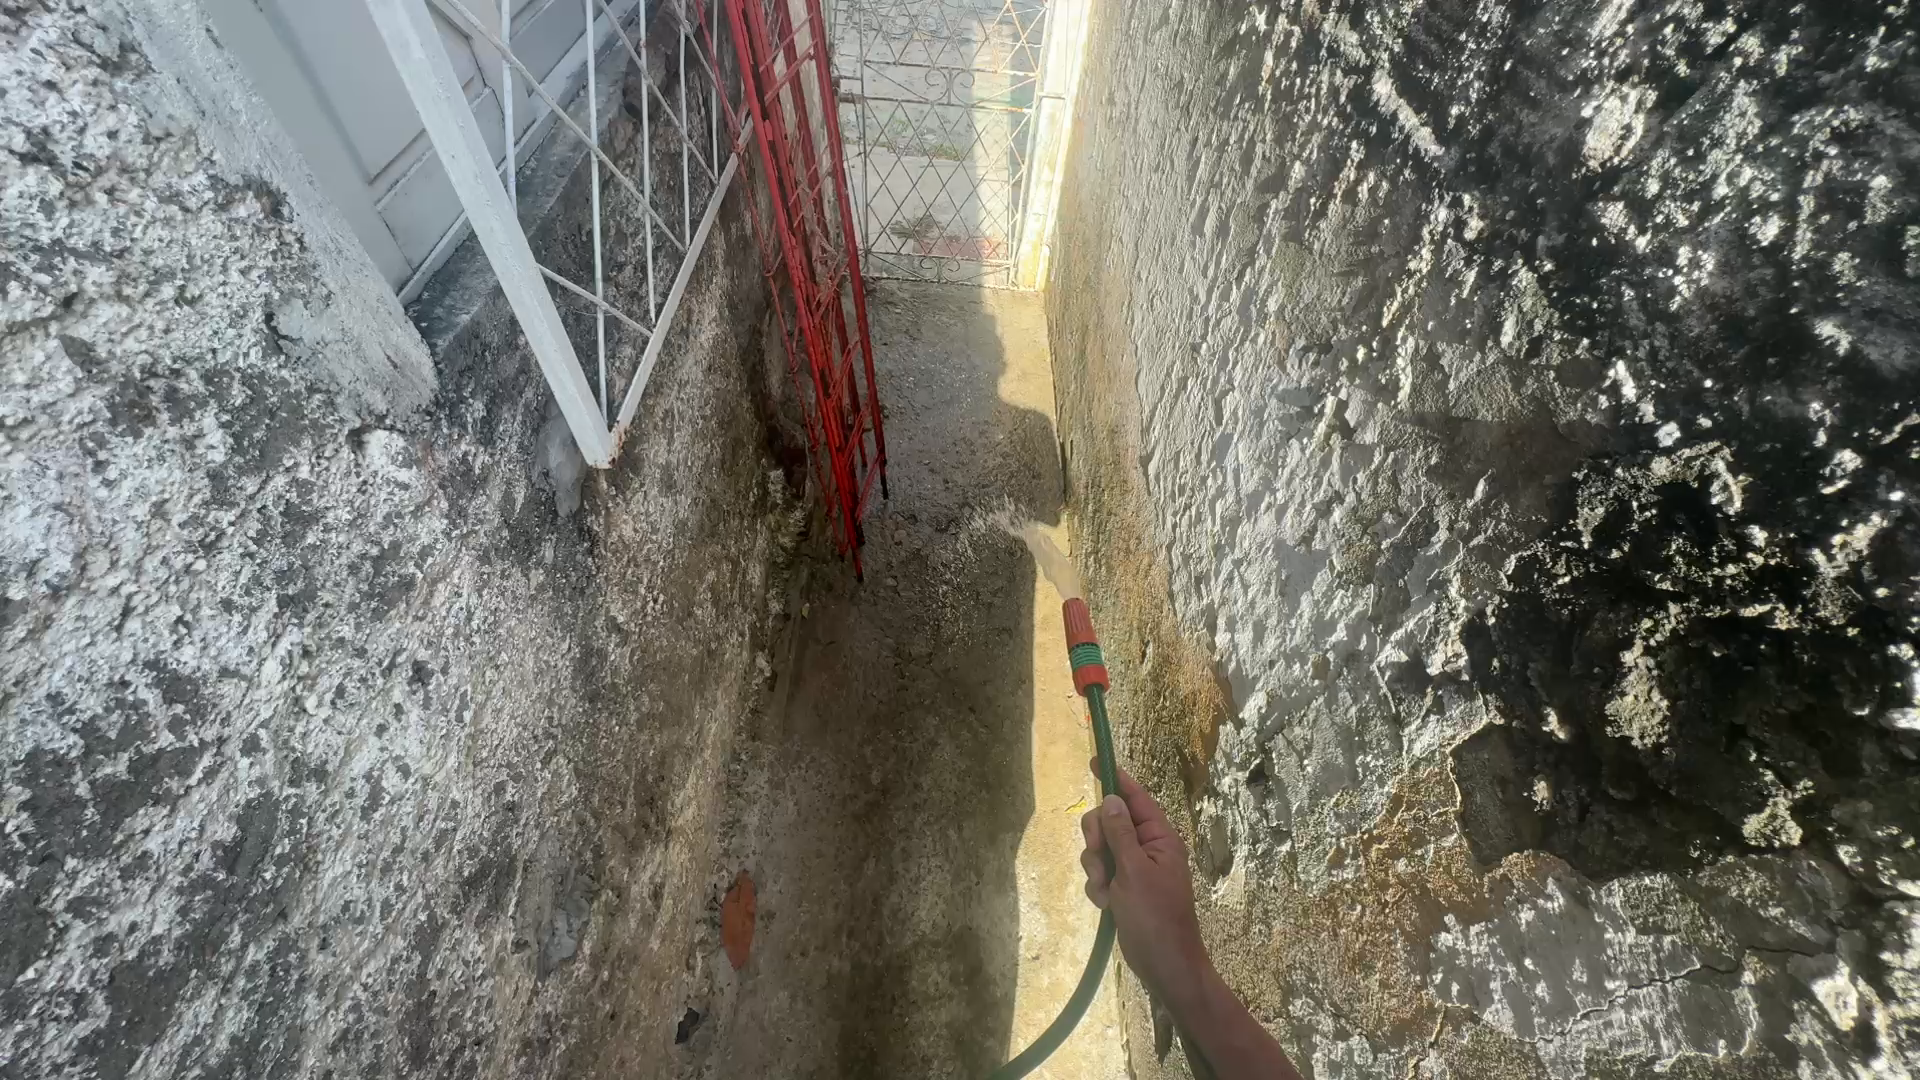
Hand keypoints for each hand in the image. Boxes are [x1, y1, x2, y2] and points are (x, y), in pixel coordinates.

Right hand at [1079, 761, 1205, 1003]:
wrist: (1165, 967)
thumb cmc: (1156, 917)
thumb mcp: (1135, 871)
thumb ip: (1120, 833)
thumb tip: (1110, 797)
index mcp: (1159, 837)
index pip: (1135, 796)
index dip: (1114, 778)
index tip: (1093, 761)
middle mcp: (1146, 846)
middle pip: (1108, 820)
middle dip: (1097, 839)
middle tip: (1098, 859)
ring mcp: (1134, 866)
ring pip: (1100, 847)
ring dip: (1095, 868)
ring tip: (1106, 892)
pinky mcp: (1123, 886)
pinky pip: (1099, 871)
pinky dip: (1098, 886)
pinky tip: (1106, 904)